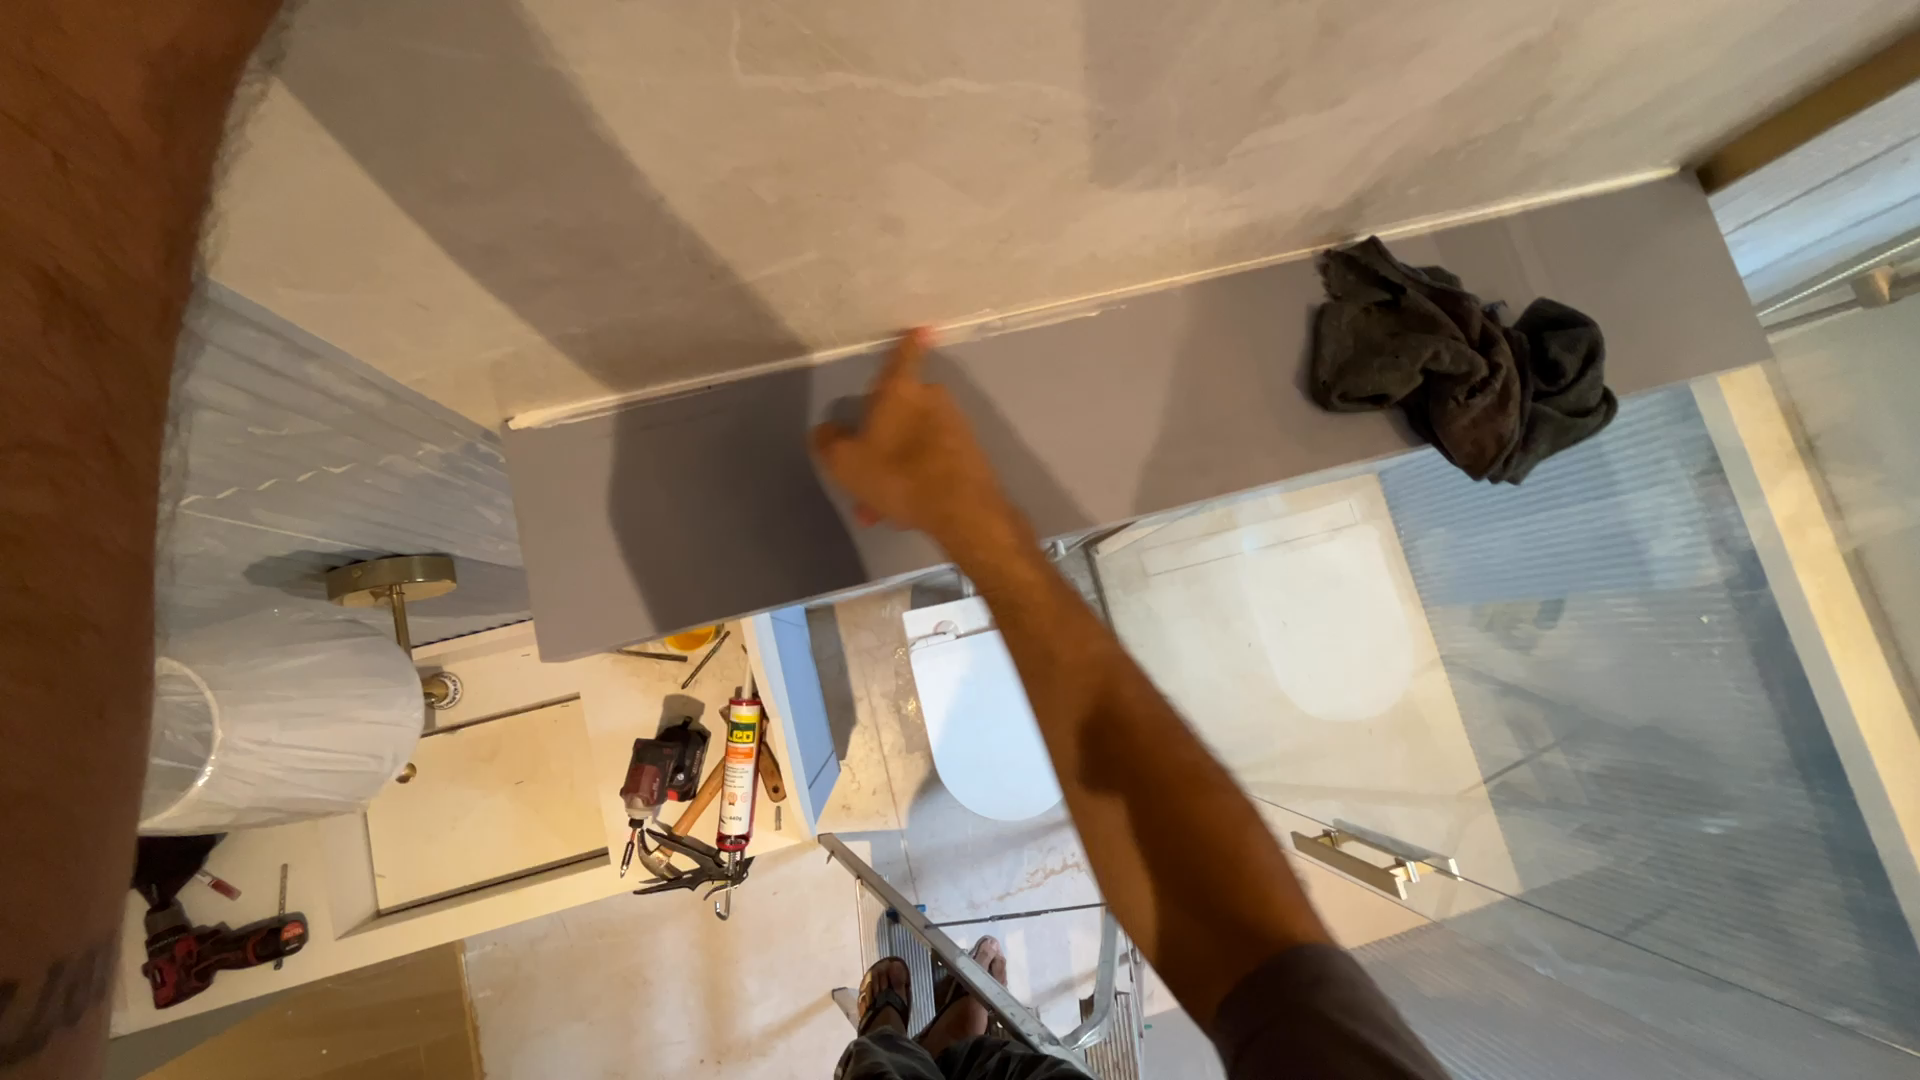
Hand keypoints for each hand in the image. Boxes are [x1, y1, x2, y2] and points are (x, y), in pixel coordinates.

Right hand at [811, 328, 1006, 544]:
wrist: (960, 509)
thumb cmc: (897, 474)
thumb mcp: (845, 462)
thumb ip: (829, 442)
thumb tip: (827, 431)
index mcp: (900, 391)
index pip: (903, 357)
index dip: (909, 343)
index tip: (924, 329)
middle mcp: (932, 400)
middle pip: (901, 412)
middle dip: (880, 444)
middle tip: (864, 479)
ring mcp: (955, 428)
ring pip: (914, 445)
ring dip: (895, 470)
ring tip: (880, 509)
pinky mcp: (970, 455)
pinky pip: (932, 463)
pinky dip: (916, 482)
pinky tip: (904, 513)